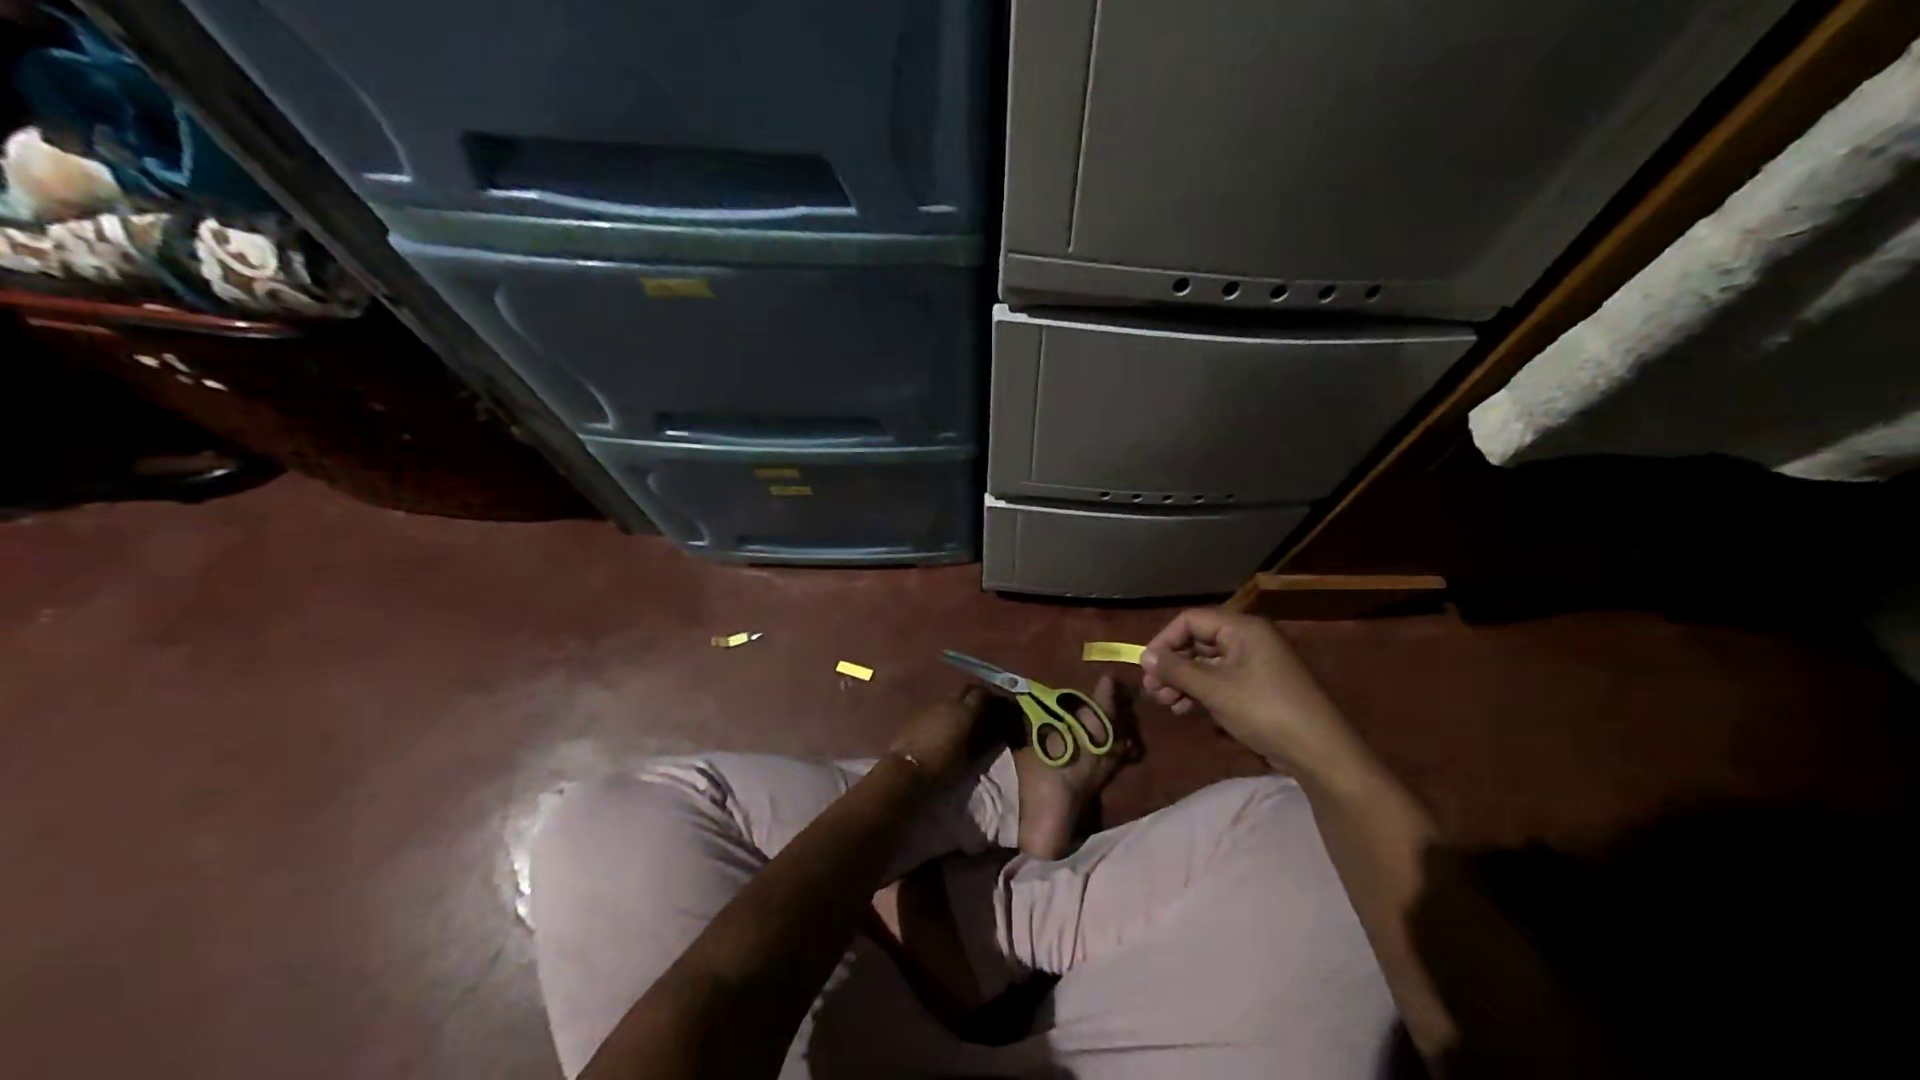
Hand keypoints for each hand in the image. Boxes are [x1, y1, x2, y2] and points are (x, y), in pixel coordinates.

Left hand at [889, 686, 992, 786]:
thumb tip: (995, 733)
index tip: (998, 708)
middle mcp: (949, 702)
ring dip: (958, 705)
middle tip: (982, 711)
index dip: (991, 699)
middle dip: (975, 697)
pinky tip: (944, 727)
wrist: (905, 771)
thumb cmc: (943, 767)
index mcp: (965, 711)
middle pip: (966, 690)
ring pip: (950, 698)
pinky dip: (944, 713)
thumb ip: (984, 743)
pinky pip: (937, 708)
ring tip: (962, 722)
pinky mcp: (916, 714)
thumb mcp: (970, 759)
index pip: (983, 694)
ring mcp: (930, 706)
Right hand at [1140, 608, 1359, 774]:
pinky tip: (1183, 709)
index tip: (1145, 666)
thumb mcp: (1213, 688)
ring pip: (1206, 663)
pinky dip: (1199, 691)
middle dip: (1171, 664)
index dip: (1164, 640)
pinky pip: (1220, 679)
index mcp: (1242, 628)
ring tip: (1165, 703)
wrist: (1318, 750)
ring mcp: (1254, 663)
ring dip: (1181, 680)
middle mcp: (1248, 639)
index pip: (1190, 620)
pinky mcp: (1257, 686)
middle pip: (1197, 641)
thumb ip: (1176, 669)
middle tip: (1151, 690)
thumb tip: (1146, 657)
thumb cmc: (1263, 709)